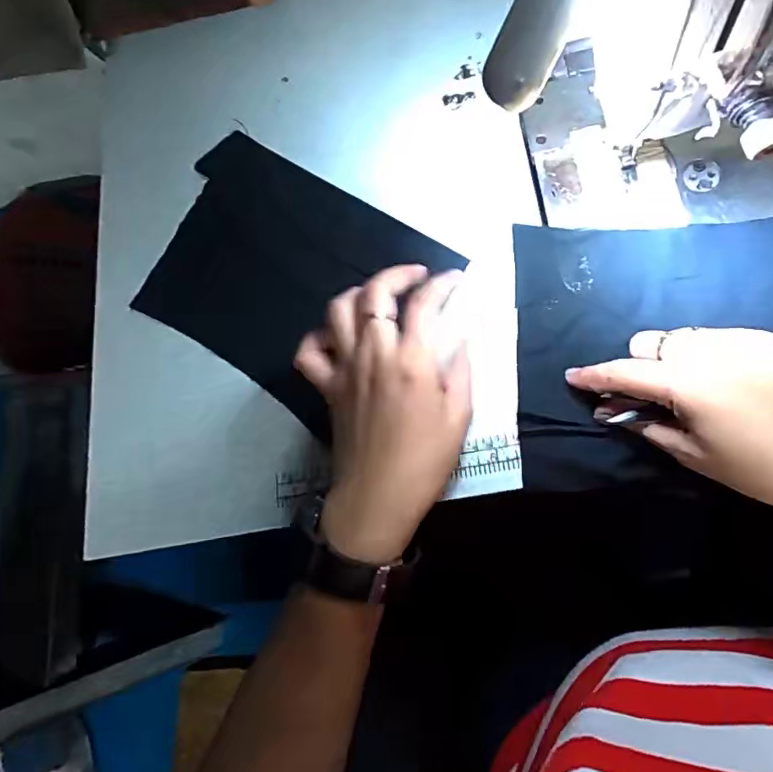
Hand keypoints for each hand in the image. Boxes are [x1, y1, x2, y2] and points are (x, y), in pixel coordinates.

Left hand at [293, 265, 471, 563]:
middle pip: (375, 294)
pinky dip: (320, 335)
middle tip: (418, 277)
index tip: (455, 280)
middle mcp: (374, 354)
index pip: (424, 304)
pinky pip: (309, 350)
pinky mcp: (327, 387)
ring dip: (359, 293)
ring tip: (380, 297)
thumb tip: (463, 335)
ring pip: (338, 311)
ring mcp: (345, 369)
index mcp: (412, 360)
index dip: (442, 284)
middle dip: (398, 274)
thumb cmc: (426, 459)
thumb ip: (462, 368)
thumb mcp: (460, 414)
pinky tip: (340, 337)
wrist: (378, 497)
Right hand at [565, 328, 772, 547]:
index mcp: (690, 385)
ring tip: (693, 391)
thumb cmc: (760, 471)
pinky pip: (718, 338)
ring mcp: (740, 338)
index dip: (597, 376)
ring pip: (685, 336)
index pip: (628, 371)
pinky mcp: (764, 336)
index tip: (575, 376)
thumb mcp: (696, 456)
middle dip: (642, 365)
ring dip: (674, 358)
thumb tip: (613, 410)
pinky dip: (707, 355)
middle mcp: (710, 350)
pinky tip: (726, 383)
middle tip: (651, 398)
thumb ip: (649, 425)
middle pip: (653, 342)